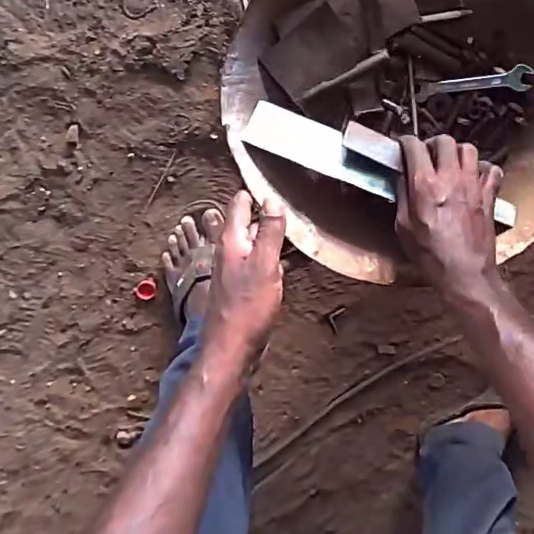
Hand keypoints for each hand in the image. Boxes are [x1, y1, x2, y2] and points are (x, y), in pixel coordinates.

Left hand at [201, 190, 286, 359]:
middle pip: (251, 222)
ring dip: (277, 237)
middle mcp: (232, 251)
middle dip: (270, 214)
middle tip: (295, 205)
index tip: (277, 184)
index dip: (256, 192)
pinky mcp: (246, 286)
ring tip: (302, 230)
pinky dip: (278, 258)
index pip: (240, 203)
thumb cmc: (246, 309)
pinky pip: (263, 263)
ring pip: (259, 244)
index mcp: (232, 240)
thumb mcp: (263, 264)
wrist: (233, 350)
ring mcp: (238, 269)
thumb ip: (269, 232)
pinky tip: (295, 261)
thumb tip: (272, 200)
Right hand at [396, 135, 504, 302]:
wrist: (465, 275)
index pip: (414, 146)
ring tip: (449, 162)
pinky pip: (492, 169)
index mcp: (425, 185)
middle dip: (432, 143)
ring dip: (456, 152)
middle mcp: (450, 179)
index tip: (403, 146)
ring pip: (468, 149)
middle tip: (427, 154)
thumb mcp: (403, 226)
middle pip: (444, 141)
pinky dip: (483, 168)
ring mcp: (473, 186)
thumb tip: (402, 176)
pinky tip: (473, 176)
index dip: (406, 142)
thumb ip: (402, 195)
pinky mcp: (489, 196)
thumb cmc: (433, 256)